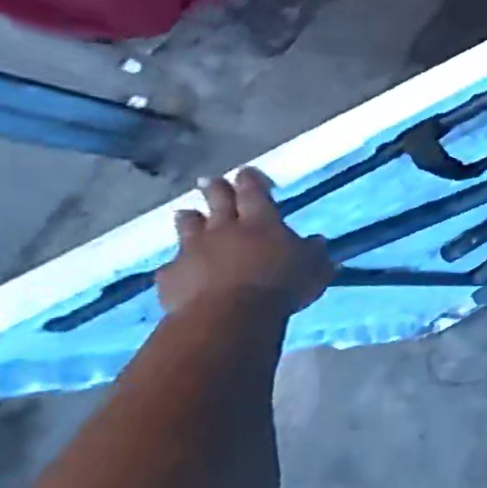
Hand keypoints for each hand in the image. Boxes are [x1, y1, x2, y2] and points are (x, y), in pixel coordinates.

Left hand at [157, 167, 333, 317]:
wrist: (229, 316)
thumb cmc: (280, 286)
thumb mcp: (314, 268)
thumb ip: (314, 252)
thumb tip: (315, 241)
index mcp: (261, 222)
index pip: (254, 192)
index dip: (251, 180)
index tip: (247, 171)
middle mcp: (224, 228)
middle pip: (217, 201)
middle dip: (216, 189)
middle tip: (212, 181)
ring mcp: (193, 250)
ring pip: (188, 225)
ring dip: (190, 218)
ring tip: (187, 213)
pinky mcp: (171, 275)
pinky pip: (173, 265)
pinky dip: (178, 265)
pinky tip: (179, 269)